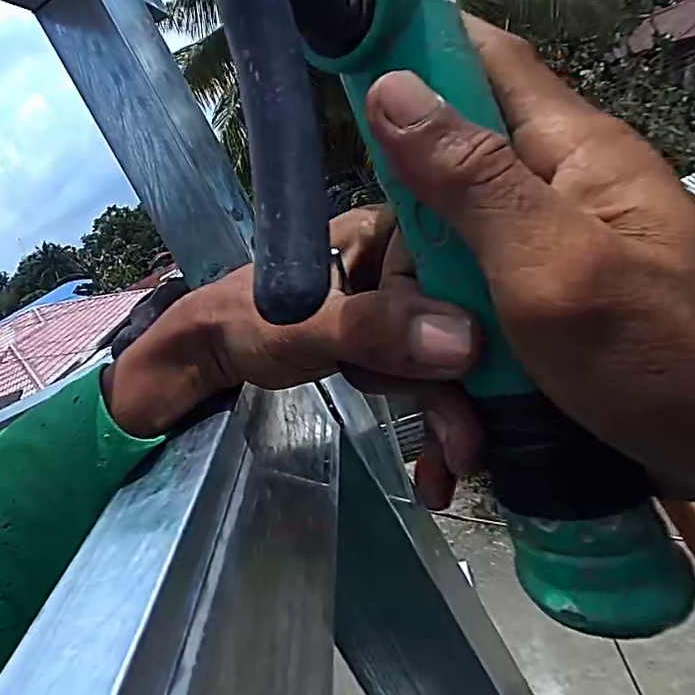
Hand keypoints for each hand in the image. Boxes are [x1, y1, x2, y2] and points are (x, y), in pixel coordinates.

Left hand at [101, 206, 479, 438]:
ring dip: (453, 411)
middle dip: (466, 383)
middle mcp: (395, 259)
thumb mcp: (304, 324)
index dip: (483, 311)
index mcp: (378, 229)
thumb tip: (465, 341)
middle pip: (462, 309)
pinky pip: (425, 371)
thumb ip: (372, 329)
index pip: (458, 254)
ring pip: (448, 349)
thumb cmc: (242, 322)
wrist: (206, 358)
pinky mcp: (386, 338)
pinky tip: (438, 464)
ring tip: (450, 463)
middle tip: (465, 444)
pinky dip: (432, 415)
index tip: (488, 372)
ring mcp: (392, 301)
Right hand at [364, 16, 694, 694]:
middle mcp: (537, 193)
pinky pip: (450, 323)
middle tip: (413, 339)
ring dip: (416, 345)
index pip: (477, 57)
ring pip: (425, 268)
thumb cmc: (682, 363)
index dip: (410, 43)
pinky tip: (457, 435)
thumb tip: (389, 83)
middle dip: (398, 265)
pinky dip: (443, 378)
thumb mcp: (558, 266)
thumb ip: (470, 178)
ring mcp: (527, 257)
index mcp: (561, 150)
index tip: (338, 64)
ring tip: (452, 413)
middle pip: (420, 189)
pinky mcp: (523, 312)